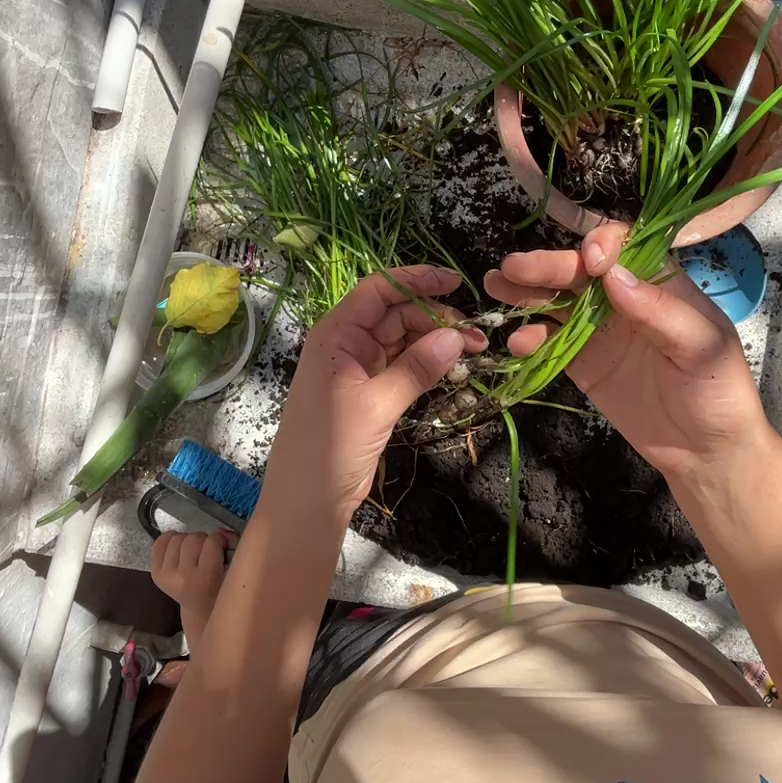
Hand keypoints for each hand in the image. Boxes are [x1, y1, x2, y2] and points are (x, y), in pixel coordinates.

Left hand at [152, 529, 236, 636]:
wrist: (200, 610)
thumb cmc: (220, 590)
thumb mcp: (233, 572)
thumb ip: (233, 547)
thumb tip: (222, 532)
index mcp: (206, 578)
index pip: (212, 542)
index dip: (221, 538)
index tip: (224, 544)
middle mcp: (182, 577)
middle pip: (193, 538)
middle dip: (204, 539)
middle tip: (208, 549)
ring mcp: (166, 575)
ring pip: (177, 538)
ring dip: (188, 539)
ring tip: (194, 550)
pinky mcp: (156, 574)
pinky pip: (159, 544)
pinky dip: (169, 539)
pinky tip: (178, 546)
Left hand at [266, 266, 487, 522]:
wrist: (306, 501)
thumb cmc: (329, 447)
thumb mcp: (376, 405)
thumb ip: (416, 368)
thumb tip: (457, 337)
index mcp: (336, 334)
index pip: (379, 290)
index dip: (417, 281)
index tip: (457, 283)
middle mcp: (346, 343)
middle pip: (396, 314)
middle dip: (435, 318)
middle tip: (475, 336)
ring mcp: (357, 368)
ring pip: (402, 340)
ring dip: (435, 342)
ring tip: (473, 352)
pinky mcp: (369, 392)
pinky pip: (402, 365)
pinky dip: (426, 364)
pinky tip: (452, 369)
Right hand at [485, 223, 769, 475]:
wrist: (707, 454)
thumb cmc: (719, 392)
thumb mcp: (701, 347)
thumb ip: (659, 310)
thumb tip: (612, 275)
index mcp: (659, 283)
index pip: (623, 246)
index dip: (601, 245)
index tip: (589, 263)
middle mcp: (623, 299)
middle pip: (578, 271)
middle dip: (546, 266)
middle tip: (512, 268)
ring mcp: (599, 330)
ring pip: (557, 301)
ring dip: (526, 293)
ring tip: (496, 287)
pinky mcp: (582, 363)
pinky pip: (550, 342)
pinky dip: (530, 339)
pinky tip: (517, 342)